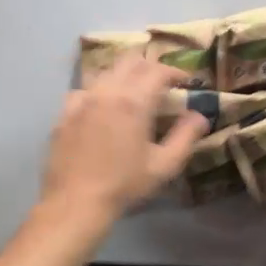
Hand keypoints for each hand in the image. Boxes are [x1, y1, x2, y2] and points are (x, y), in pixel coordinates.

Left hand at [41, 58, 209, 221]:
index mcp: (134, 101)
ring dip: (124, 75)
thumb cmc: (124, 185)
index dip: (175, 72)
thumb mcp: (164, 165)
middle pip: (131, 61)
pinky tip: (101, 107)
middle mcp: (107, 92)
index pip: (158, 71)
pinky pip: (84, 90)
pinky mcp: (65, 113)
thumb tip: (200, 116)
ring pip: (106, 71)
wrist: (75, 204)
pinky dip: (98, 91)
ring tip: (133, 92)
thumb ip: (186, 137)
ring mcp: (82, 100)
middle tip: (161, 82)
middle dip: (150, 66)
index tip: (186, 81)